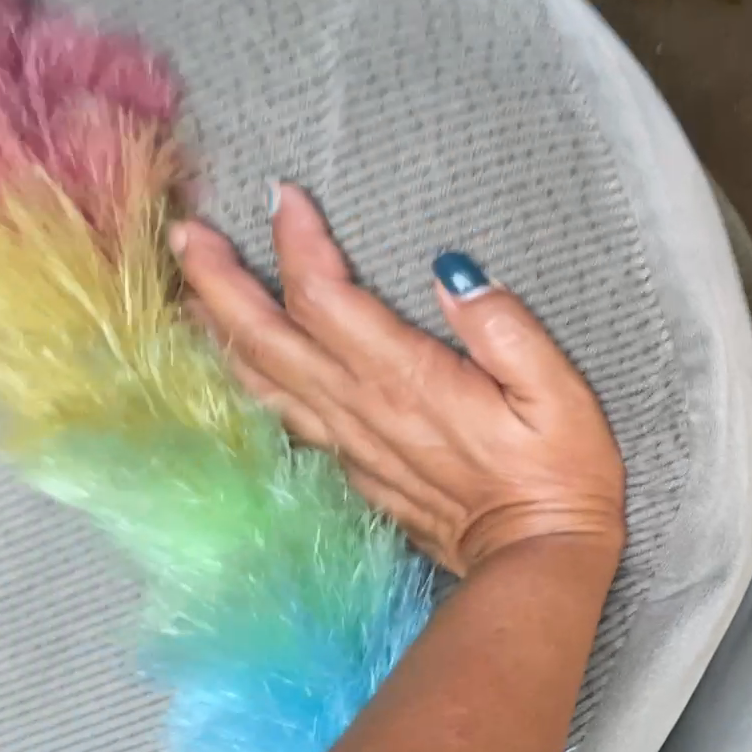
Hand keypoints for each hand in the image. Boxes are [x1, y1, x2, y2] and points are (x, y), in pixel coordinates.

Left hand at [171, 183, 625, 577]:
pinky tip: (241, 365)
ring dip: (218, 328)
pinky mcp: (360, 471)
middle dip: (221, 280)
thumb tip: (454, 274)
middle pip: (269, 338)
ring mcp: (356, 445)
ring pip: (262, 379)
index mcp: (412, 382)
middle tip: (189, 233)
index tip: (287, 198)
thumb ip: (506, 331)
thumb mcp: (560, 394)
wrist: (541, 552)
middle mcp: (367, 410)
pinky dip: (249, 381)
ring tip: (189, 288)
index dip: (299, 245)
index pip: (328, 299)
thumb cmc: (563, 470)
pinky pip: (285, 417)